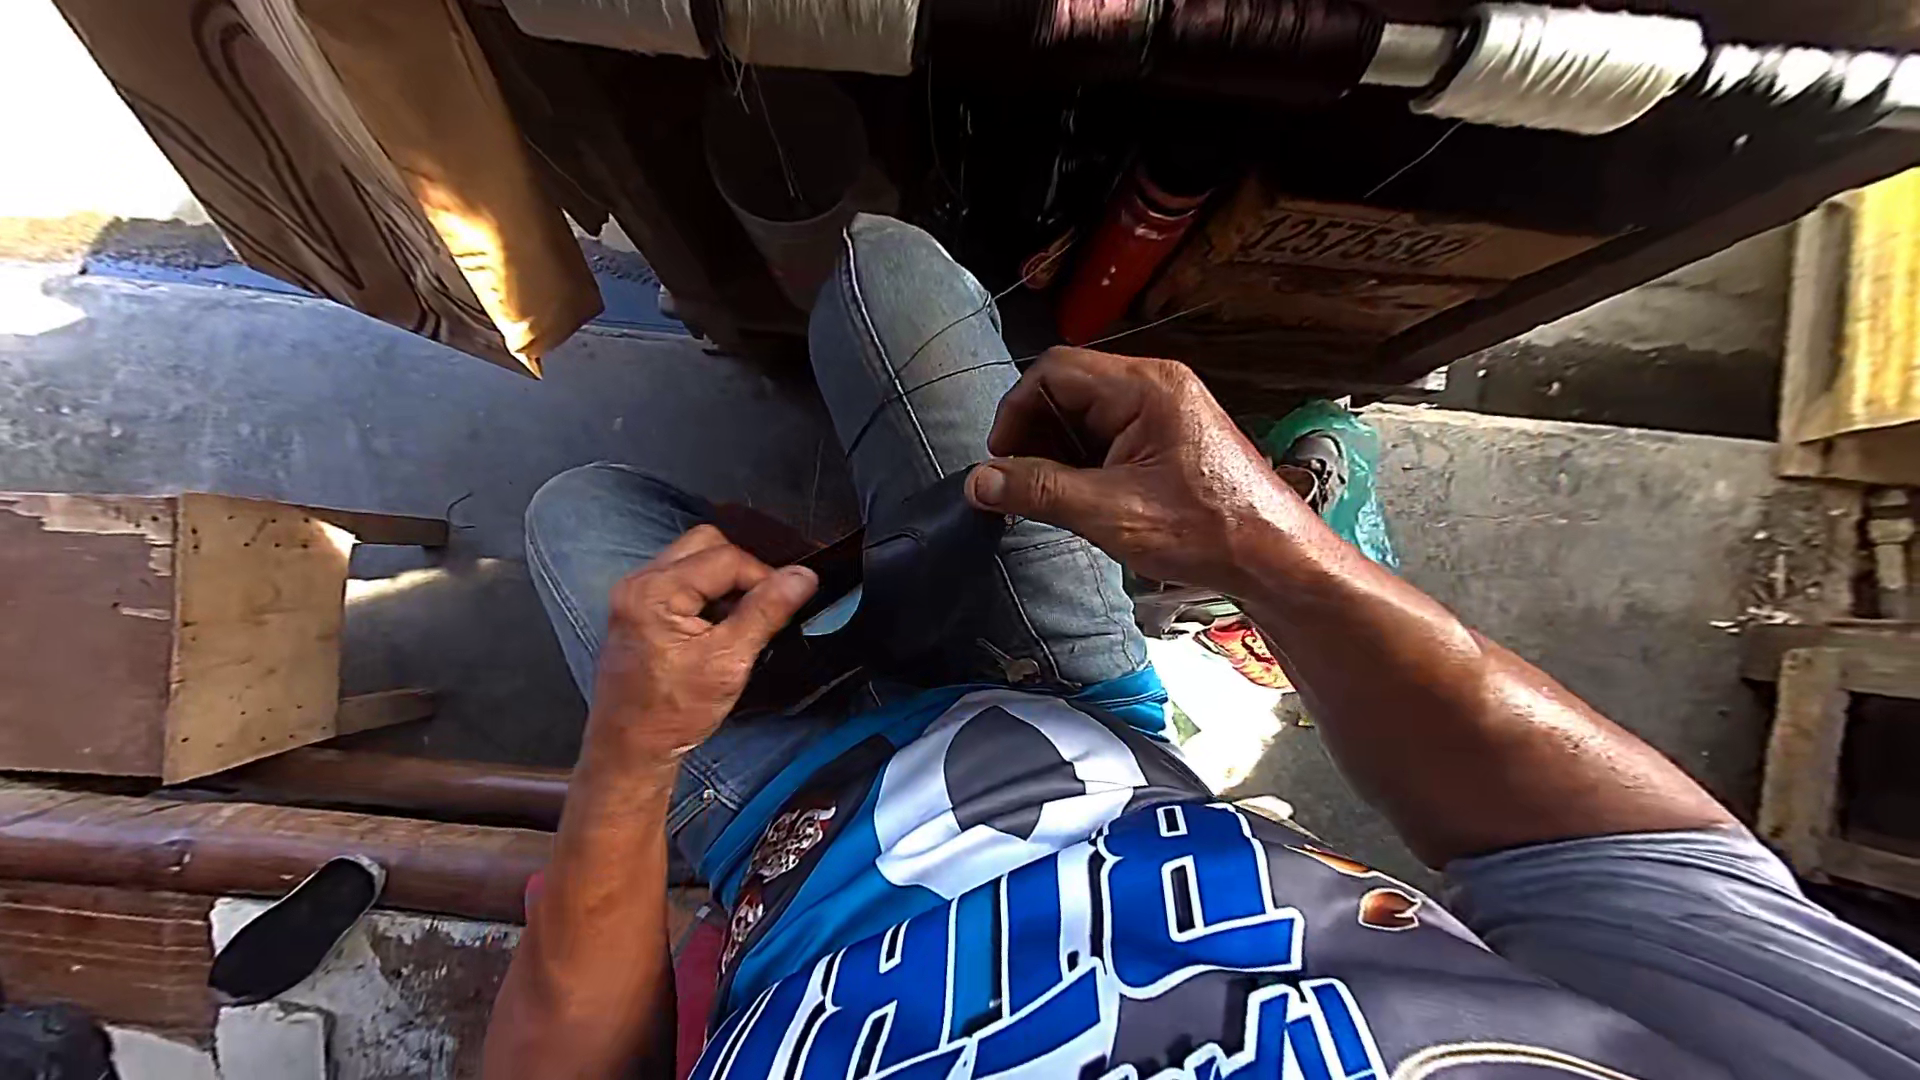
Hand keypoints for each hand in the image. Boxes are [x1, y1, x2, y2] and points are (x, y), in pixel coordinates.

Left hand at [585, 525, 817, 772]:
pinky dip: (710, 591)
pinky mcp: (641, 608)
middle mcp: (639, 582)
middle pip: (706, 545)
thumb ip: (767, 611)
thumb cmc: (674, 712)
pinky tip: (722, 622)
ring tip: (743, 615)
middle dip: (743, 568)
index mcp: (655, 592)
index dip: (764, 575)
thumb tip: (804, 576)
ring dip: (727, 579)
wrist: (630, 751)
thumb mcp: (729, 661)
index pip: (726, 558)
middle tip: (763, 602)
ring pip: (696, 558)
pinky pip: (685, 578)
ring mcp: (637, 594)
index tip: (786, 601)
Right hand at [965, 347, 1309, 594]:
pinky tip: (1078, 498)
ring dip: (1054, 454)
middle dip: (1033, 437)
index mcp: (1145, 388)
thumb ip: (1037, 491)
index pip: (1053, 372)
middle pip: (1065, 391)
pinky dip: (1079, 464)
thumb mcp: (1109, 512)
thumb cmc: (1206, 531)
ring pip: (1082, 418)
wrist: (1272, 559)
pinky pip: (1104, 438)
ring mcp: (1160, 413)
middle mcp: (1153, 388)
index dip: (1015, 413)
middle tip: (1020, 485)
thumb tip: (978, 482)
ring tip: (1049, 498)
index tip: (999, 462)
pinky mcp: (1162, 440)